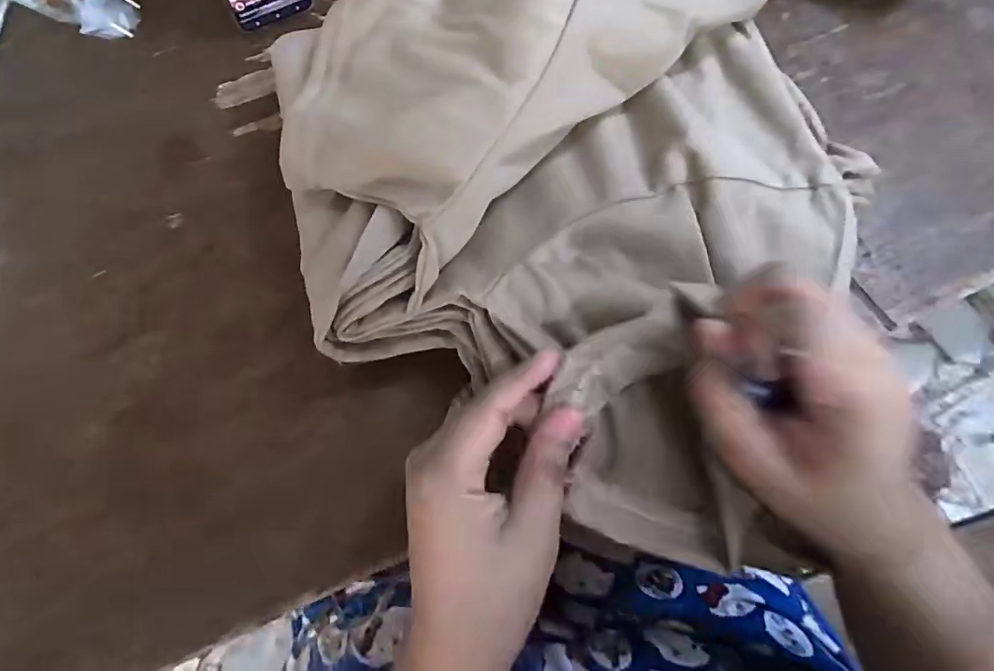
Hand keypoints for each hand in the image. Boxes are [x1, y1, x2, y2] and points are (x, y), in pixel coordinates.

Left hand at [402, 351, 587, 670]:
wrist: (452, 649)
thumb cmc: (497, 595)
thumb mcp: (533, 530)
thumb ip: (547, 463)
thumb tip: (571, 409)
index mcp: (445, 468)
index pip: (488, 405)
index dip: (524, 376)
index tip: (557, 353)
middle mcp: (425, 456)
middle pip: (476, 407)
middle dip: (521, 396)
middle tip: (568, 397)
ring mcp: (422, 467)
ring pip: (470, 418)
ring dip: (509, 412)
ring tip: (555, 415)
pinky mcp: (429, 480)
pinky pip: (464, 437)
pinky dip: (496, 430)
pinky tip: (526, 436)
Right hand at [687, 274, 940, 568]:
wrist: (884, 521)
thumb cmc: (813, 497)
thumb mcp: (747, 460)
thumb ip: (716, 393)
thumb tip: (705, 327)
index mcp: (849, 383)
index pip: (792, 296)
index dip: (747, 311)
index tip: (734, 356)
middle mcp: (872, 351)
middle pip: (795, 285)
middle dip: (751, 309)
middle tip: (741, 357)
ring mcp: (879, 344)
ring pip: (803, 290)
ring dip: (768, 315)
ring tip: (764, 364)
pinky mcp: (874, 343)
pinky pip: (815, 305)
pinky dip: (785, 322)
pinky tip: (786, 367)